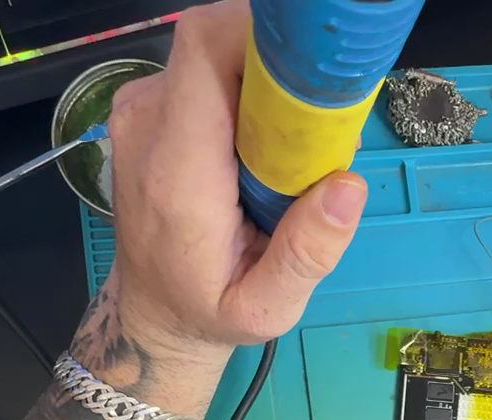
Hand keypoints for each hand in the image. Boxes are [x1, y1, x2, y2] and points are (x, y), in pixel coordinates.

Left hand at [102, 0, 367, 379]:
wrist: (155, 314)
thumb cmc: (210, 312)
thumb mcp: (267, 309)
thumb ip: (307, 254)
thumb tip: (350, 186)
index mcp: (178, 172)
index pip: (209, 49)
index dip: (266, 35)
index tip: (318, 70)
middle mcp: (149, 124)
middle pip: (220, 48)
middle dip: (281, 74)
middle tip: (321, 133)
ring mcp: (142, 111)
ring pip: (218, 61)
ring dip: (267, 91)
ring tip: (293, 156)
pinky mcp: (149, 110)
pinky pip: (207, 77)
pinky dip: (247, 100)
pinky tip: (264, 153)